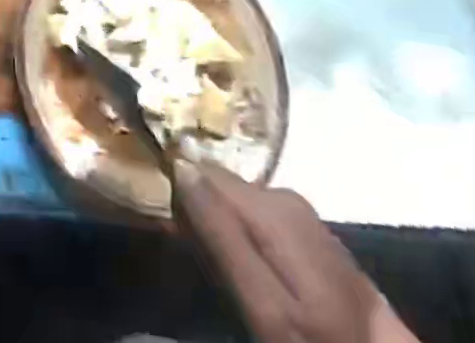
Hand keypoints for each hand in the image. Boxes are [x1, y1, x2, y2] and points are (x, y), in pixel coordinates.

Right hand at [174, 160, 419, 342]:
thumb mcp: (266, 306)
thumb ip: (222, 235)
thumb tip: (181, 167)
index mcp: (271, 207)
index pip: (201, 171)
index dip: (178, 195)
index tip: (169, 231)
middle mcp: (284, 197)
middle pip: (217, 184)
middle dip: (197, 210)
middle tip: (193, 258)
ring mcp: (299, 214)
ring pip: (233, 200)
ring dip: (215, 223)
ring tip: (212, 267)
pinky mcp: (304, 233)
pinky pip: (253, 216)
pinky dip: (237, 233)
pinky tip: (239, 266)